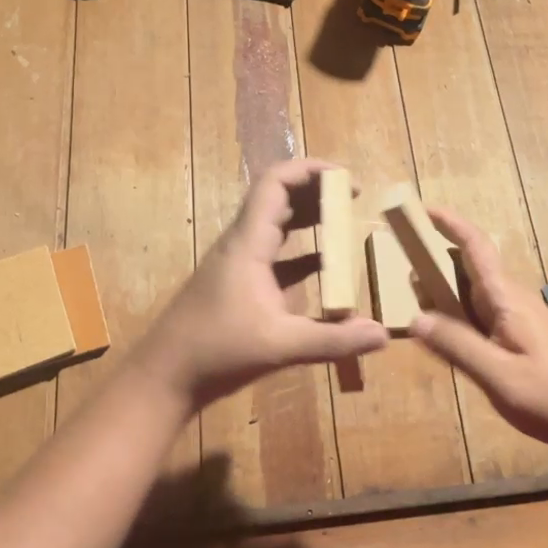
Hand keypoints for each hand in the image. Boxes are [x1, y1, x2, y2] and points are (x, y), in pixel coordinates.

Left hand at [141, 158, 388, 407]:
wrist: (164, 377)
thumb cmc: (216, 352)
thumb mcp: (281, 347)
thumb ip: (334, 340)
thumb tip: (383, 334)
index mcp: (248, 243)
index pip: (276, 182)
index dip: (311, 170)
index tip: (346, 180)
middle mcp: (242, 244)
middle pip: (278, 197)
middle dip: (316, 191)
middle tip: (353, 199)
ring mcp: (238, 264)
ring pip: (276, 224)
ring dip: (309, 218)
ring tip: (345, 223)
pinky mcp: (238, 284)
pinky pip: (275, 254)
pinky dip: (301, 251)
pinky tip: (326, 266)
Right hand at [410, 209, 547, 456]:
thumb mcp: (499, 377)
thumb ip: (456, 347)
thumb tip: (414, 318)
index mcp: (507, 299)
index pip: (476, 247)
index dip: (450, 224)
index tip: (422, 209)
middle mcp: (515, 301)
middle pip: (471, 267)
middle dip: (437, 260)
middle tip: (402, 267)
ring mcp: (524, 320)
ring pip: (477, 293)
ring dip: (447, 290)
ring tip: (416, 301)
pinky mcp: (529, 340)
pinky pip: (486, 315)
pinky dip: (461, 315)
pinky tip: (450, 338)